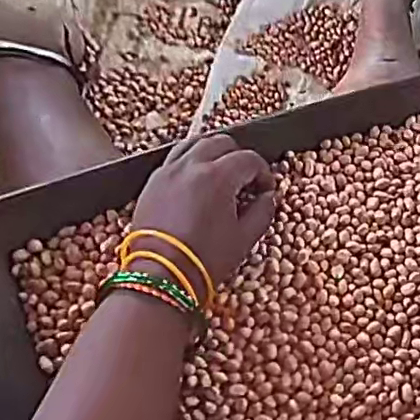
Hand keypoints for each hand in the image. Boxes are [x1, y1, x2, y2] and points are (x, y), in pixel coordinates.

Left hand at [130, 134, 277, 295]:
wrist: (161, 276)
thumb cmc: (204, 260)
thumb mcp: (244, 239)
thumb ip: (262, 212)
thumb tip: (268, 197)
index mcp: (218, 177)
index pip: (249, 159)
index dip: (263, 173)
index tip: (266, 188)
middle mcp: (191, 165)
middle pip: (221, 143)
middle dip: (238, 157)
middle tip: (246, 180)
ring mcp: (168, 171)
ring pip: (195, 144)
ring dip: (212, 153)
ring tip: (221, 176)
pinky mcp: (152, 183)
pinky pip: (175, 159)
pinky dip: (190, 163)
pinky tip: (197, 184)